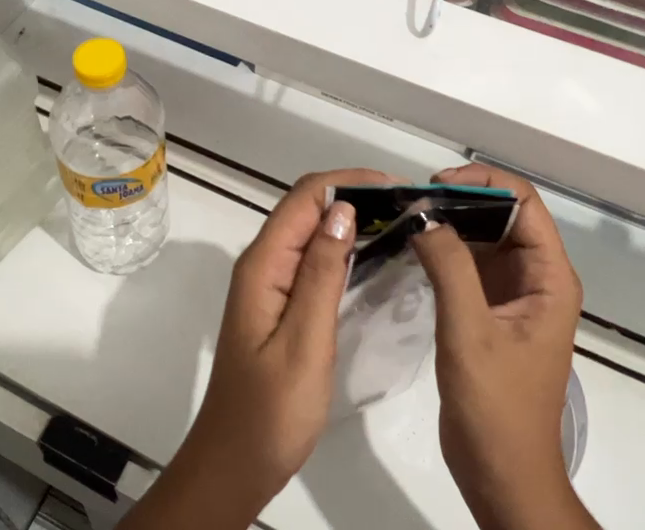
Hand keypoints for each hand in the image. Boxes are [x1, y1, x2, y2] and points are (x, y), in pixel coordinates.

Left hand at [124, 168, 396, 529]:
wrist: (236, 463)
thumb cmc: (272, 410)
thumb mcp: (305, 341)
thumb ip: (322, 273)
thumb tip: (342, 209)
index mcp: (263, 264)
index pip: (305, 197)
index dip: (349, 182)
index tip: (398, 189)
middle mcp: (263, 264)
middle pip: (306, 208)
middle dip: (354, 195)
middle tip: (409, 207)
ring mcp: (270, 284)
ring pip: (310, 232)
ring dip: (350, 219)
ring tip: (400, 224)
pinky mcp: (280, 305)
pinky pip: (312, 260)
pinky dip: (342, 248)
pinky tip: (372, 258)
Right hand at [412, 164, 596, 529]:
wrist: (502, 473)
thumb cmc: (496, 406)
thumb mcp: (469, 332)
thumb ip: (448, 267)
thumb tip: (423, 213)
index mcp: (550, 277)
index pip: (524, 204)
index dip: (483, 183)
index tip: (435, 185)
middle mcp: (537, 277)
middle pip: (503, 216)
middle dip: (460, 199)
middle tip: (412, 200)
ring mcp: (514, 295)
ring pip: (483, 239)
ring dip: (449, 223)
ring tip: (407, 217)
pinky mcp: (491, 312)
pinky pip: (469, 265)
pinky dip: (443, 250)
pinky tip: (413, 247)